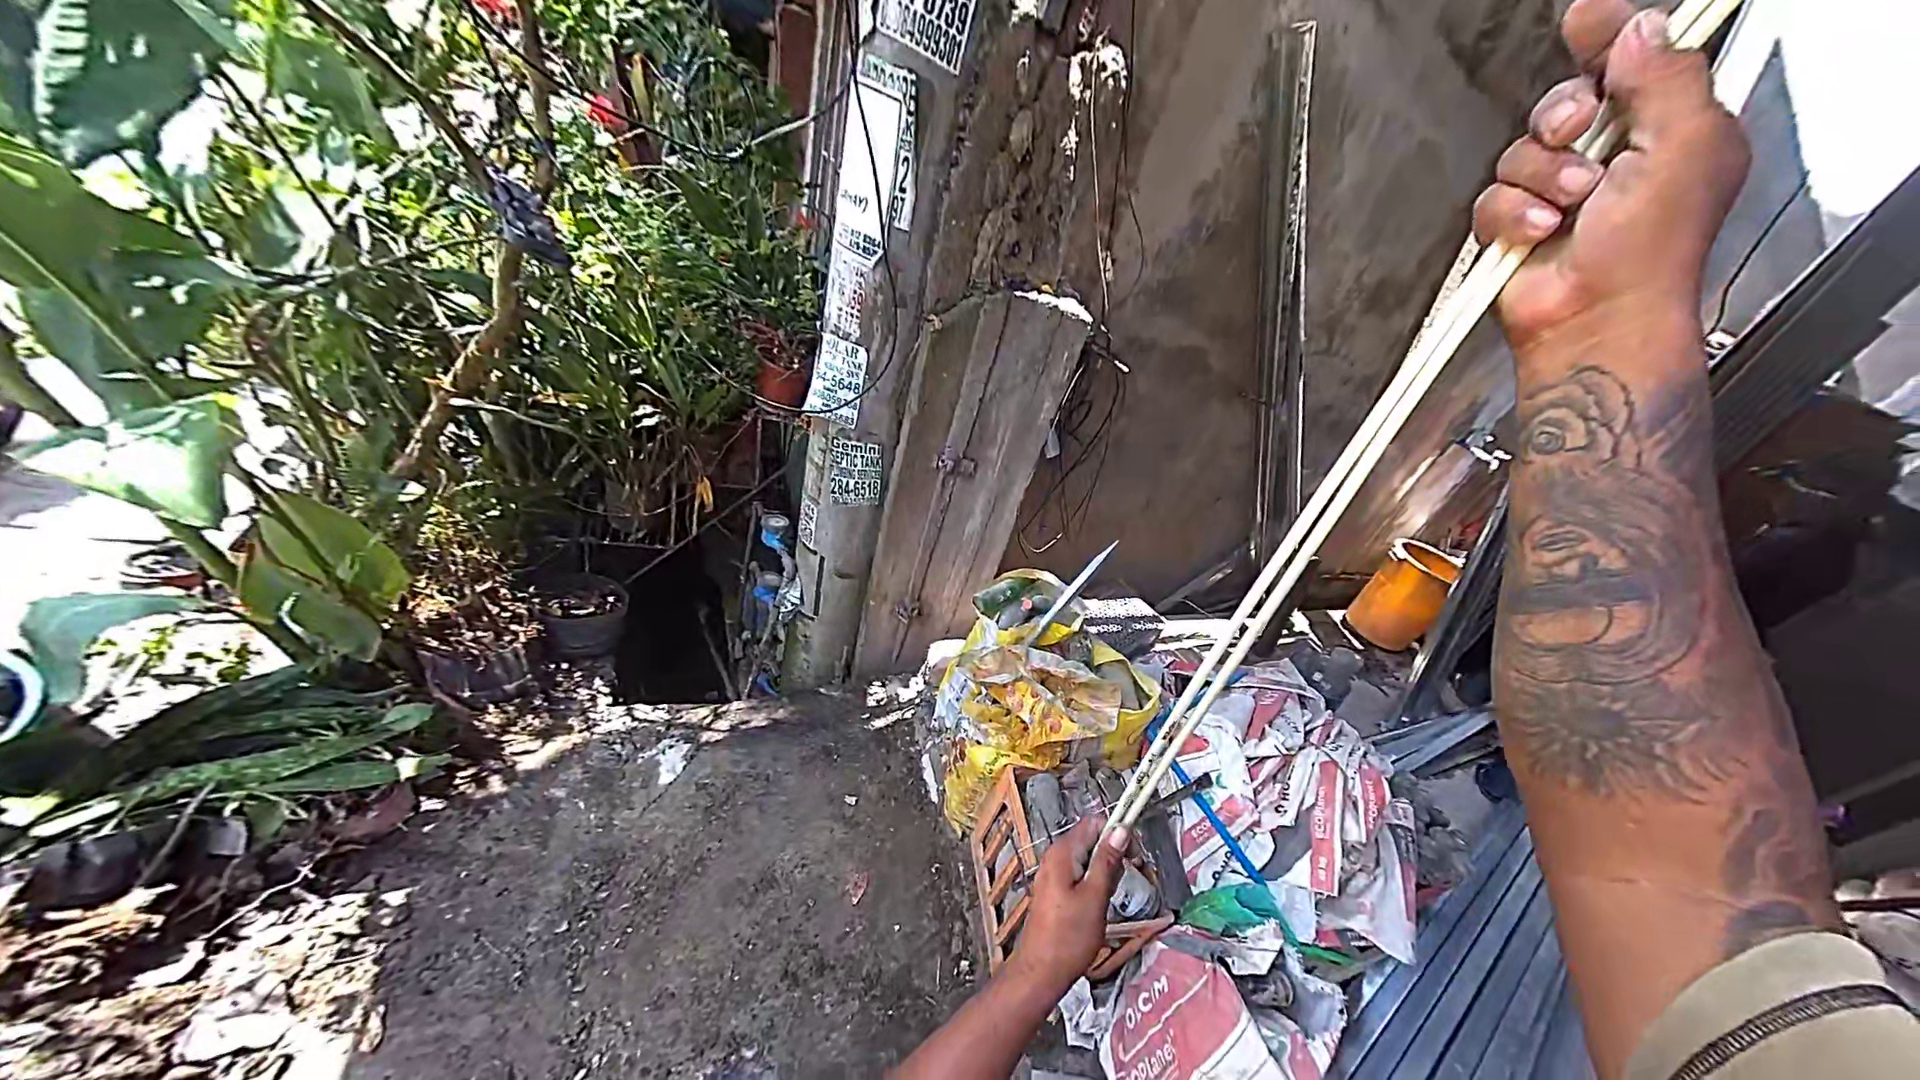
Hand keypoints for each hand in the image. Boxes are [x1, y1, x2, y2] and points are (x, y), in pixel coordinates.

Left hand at [1005, 815, 1128, 994]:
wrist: (1040, 971)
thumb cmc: (1069, 937)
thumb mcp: (1095, 898)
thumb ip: (1107, 862)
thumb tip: (1121, 830)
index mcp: (1063, 852)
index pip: (1094, 823)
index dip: (1117, 833)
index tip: (1135, 856)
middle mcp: (1055, 856)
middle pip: (1091, 839)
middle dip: (1112, 854)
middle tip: (1124, 881)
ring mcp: (1053, 872)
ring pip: (1087, 857)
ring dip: (1105, 871)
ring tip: (1108, 897)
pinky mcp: (1055, 888)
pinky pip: (1079, 873)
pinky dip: (1093, 882)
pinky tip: (1097, 904)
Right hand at [1473, 0, 1749, 353]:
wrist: (1594, 316)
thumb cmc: (1649, 251)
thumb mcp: (1684, 145)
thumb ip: (1666, 81)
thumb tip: (1641, 32)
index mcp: (1663, 129)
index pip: (1630, 64)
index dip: (1606, 38)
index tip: (1585, 15)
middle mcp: (1606, 158)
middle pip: (1561, 107)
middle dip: (1563, 120)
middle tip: (1577, 135)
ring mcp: (1555, 194)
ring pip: (1518, 156)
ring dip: (1541, 180)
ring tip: (1567, 206)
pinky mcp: (1512, 226)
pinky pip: (1491, 200)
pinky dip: (1510, 216)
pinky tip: (1536, 232)